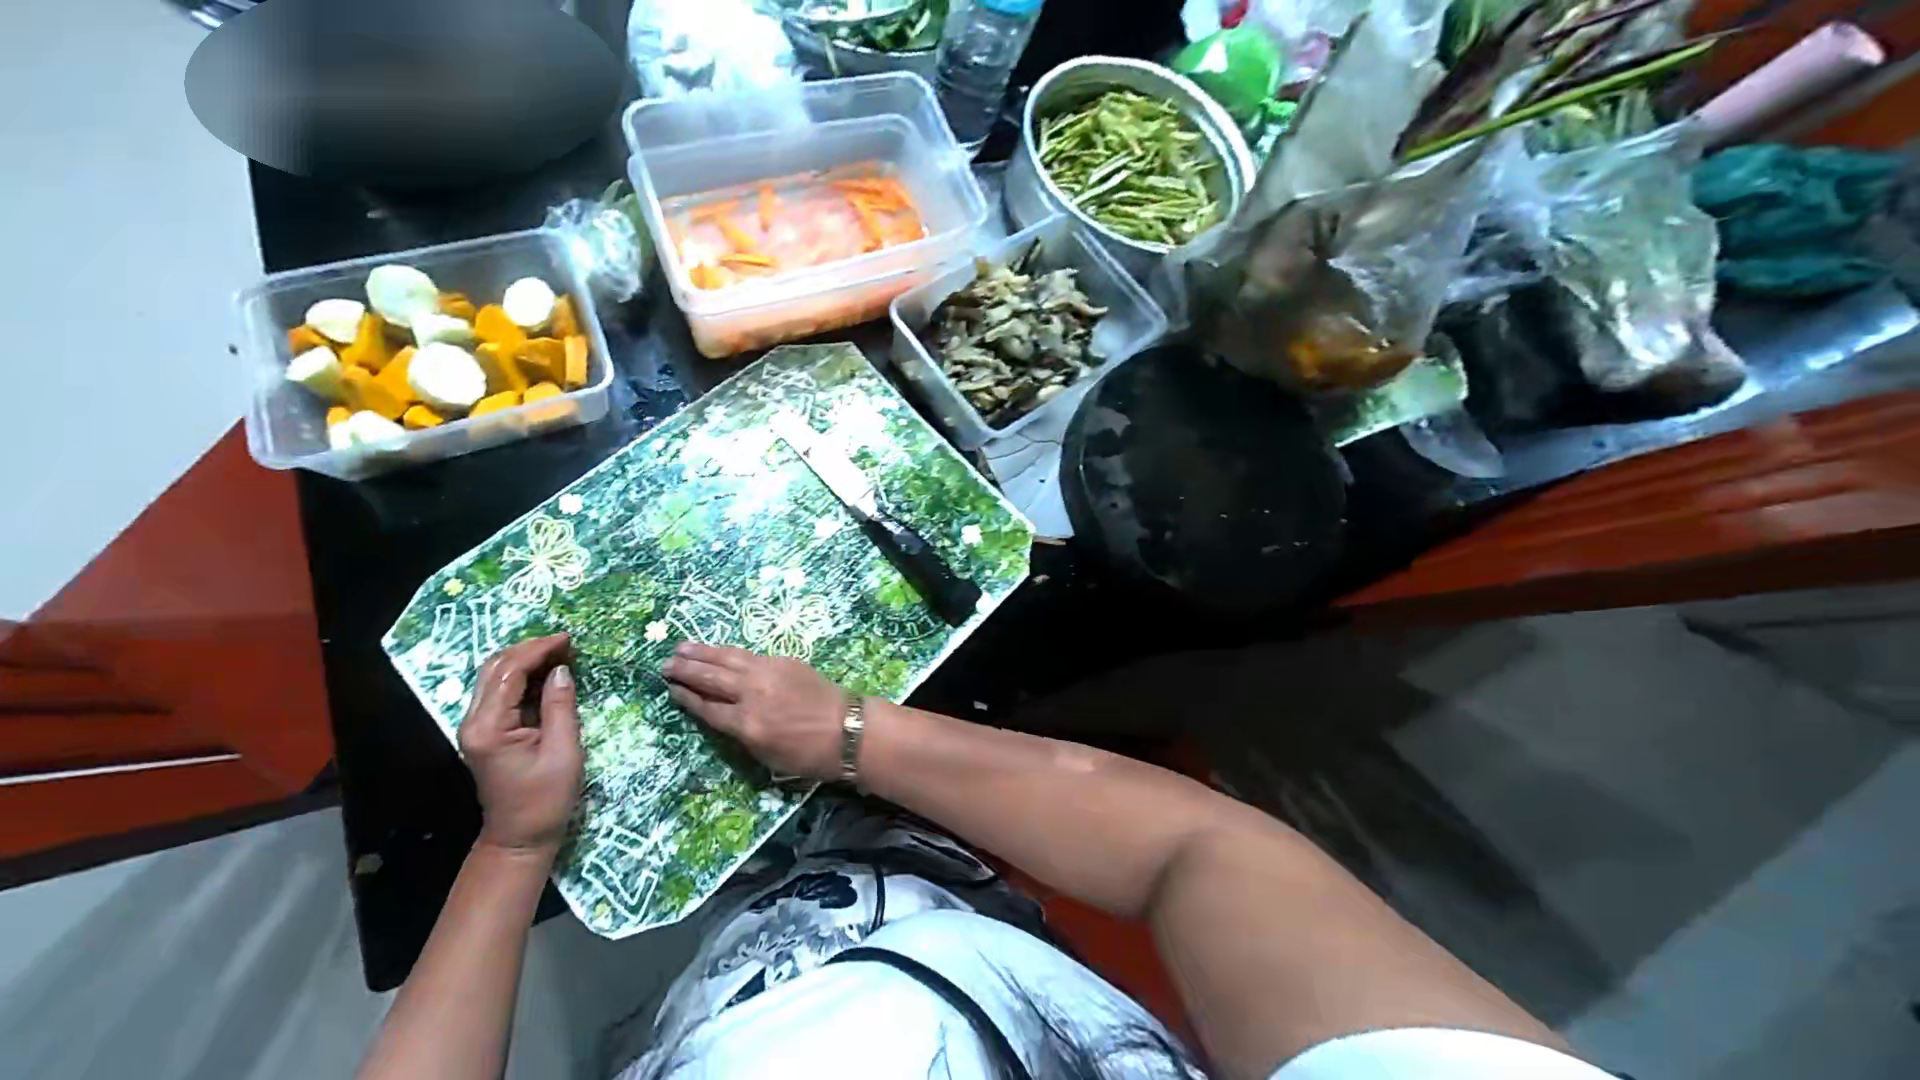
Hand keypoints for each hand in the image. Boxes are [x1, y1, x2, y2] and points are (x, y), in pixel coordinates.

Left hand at [458, 633, 584, 855]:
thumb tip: (562, 670)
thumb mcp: (563, 751)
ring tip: (562, 653)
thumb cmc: (546, 799)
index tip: (569, 638)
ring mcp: (477, 728)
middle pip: (496, 669)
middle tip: (567, 643)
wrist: (521, 838)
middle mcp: (474, 723)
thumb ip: (561, 706)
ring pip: (496, 678)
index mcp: (489, 728)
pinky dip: (525, 677)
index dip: (539, 650)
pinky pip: (503, 694)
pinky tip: (550, 674)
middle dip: (530, 649)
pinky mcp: (488, 732)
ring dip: (527, 661)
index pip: (509, 673)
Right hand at [662, 643, 847, 780]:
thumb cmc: (807, 754)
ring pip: (728, 658)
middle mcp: (752, 694)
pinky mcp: (784, 661)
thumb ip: (740, 732)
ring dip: (702, 652)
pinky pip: (749, 655)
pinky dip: (729, 652)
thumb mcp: (765, 755)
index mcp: (746, 725)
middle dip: (686, 670)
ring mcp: (768, 673)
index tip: (671, 688)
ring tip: (681, 647)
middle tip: (665, 664)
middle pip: (711, 678)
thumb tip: (722, 712)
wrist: (847, 728)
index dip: (686, 697)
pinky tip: (719, 650)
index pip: (706, 707)